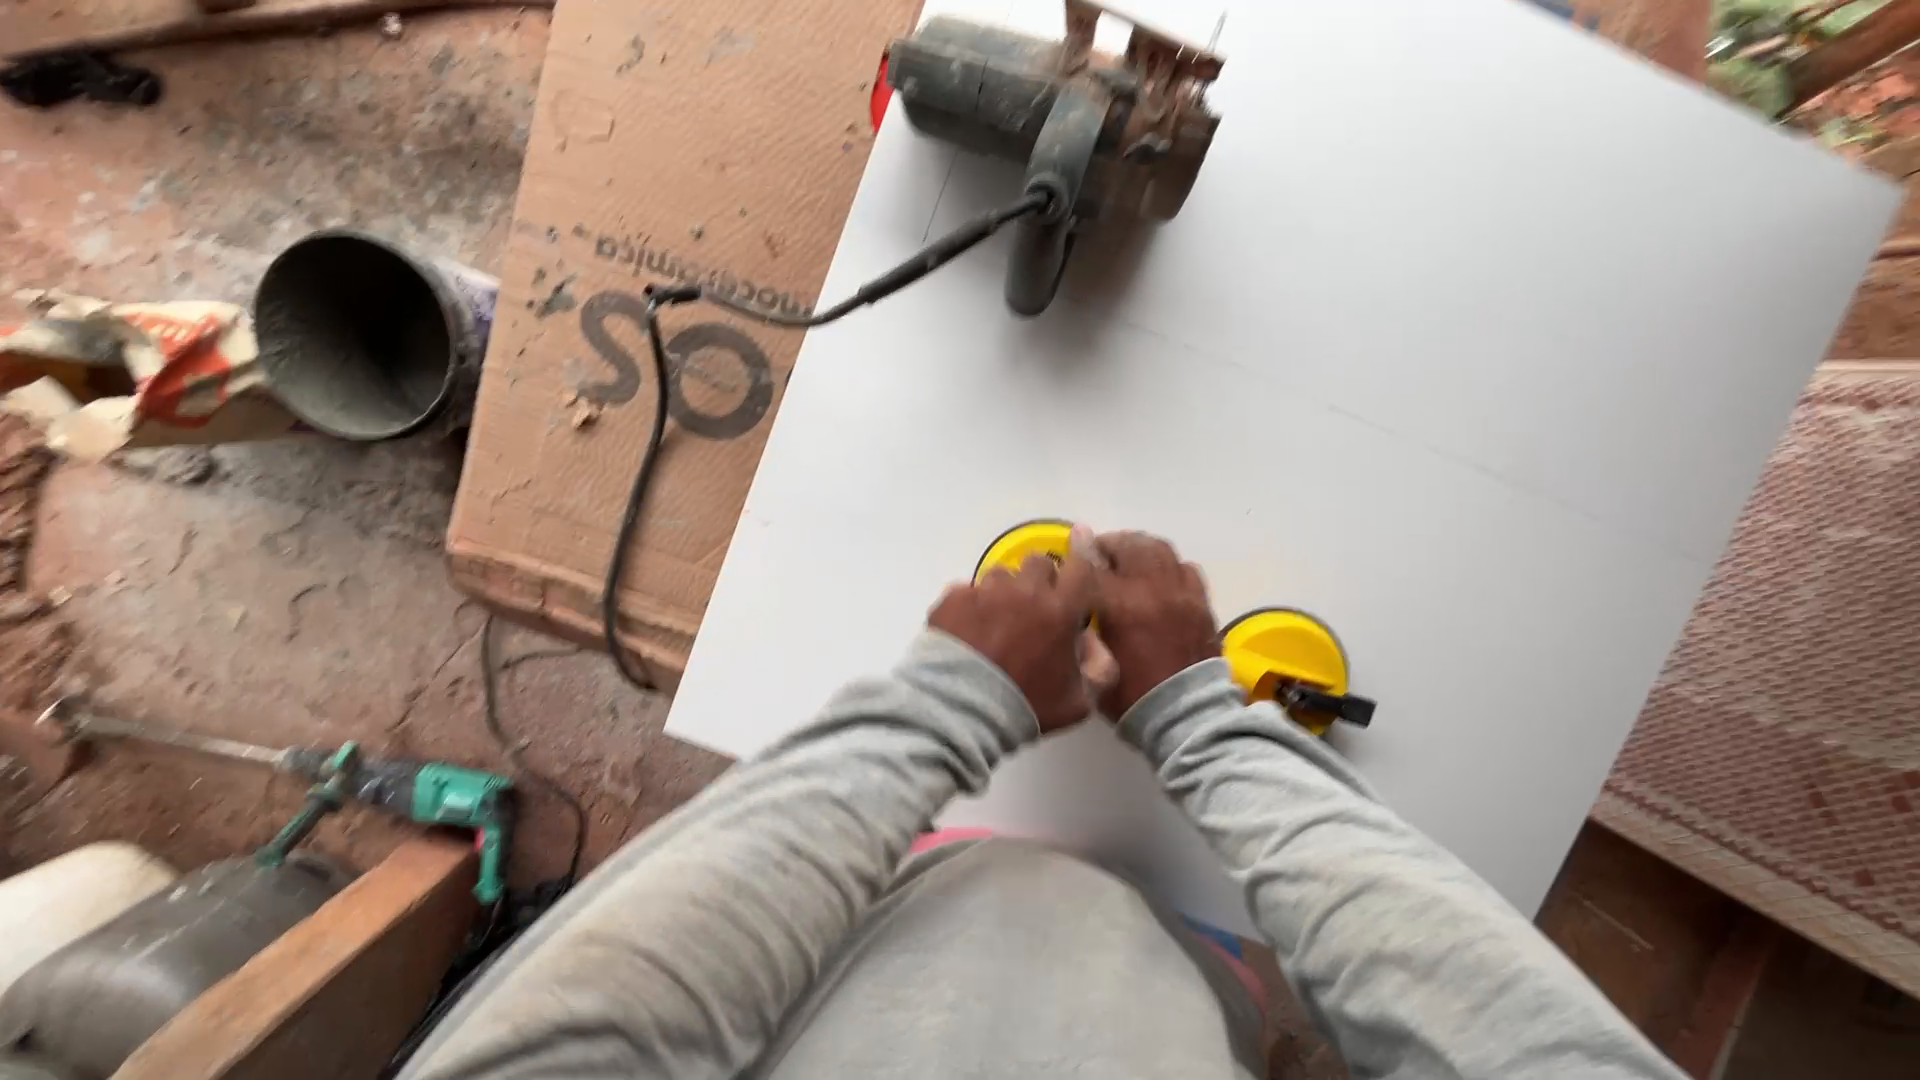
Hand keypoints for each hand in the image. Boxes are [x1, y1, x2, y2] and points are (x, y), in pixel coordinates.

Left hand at [928, 544, 1106, 732]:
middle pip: (1039, 562)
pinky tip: (966, 633)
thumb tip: (1089, 639)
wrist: (962, 712)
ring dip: (1003, 592)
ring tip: (994, 622)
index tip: (1071, 591)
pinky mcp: (953, 598)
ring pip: (1001, 575)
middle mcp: (1025, 590)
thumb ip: (1099, 667)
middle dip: (1040, 581)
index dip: (1077, 576)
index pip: (1080, 567)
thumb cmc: (1025, 707)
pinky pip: (966, 591)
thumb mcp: (1079, 702)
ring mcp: (986, 591)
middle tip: (1032, 610)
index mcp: (1060, 609)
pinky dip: (969, 606)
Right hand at [1090, 531, 1219, 717]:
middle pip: (1130, 545)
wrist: (1187, 717)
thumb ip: (1086, 629)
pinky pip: (1185, 568)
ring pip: (1160, 549)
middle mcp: (1152, 590)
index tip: (1073, 543)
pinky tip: (1160, 578)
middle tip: (1099, 553)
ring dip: (1139, 547)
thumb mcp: (1096, 665)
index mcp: (1121, 606)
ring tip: (1128, 557)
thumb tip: (1080, 603)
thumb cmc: (1133, 697)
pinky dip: (1168, 565)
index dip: (1080, 551)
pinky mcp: (1201, 603)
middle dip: (1110, 544)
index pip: (1094, 564)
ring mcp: (1182, 594)